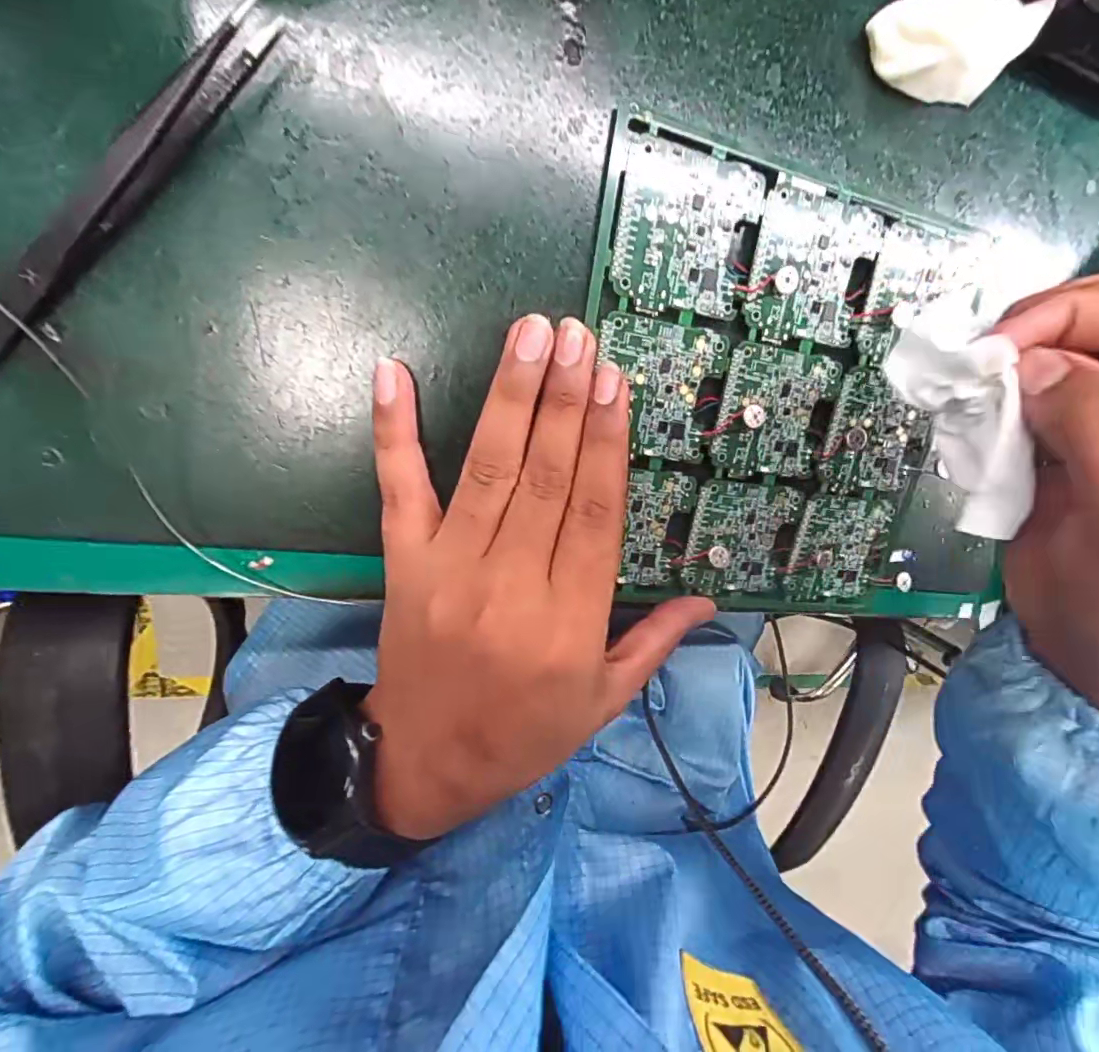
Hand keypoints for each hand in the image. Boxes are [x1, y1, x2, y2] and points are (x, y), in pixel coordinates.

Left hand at [362, 315, 715, 837]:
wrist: (425, 763)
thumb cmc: (522, 735)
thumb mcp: (601, 703)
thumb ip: (652, 644)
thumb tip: (706, 598)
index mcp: (569, 622)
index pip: (596, 514)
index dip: (607, 443)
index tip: (614, 381)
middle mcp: (511, 585)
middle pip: (547, 479)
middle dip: (565, 401)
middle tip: (577, 335)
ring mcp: (450, 569)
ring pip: (488, 471)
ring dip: (510, 397)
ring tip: (530, 336)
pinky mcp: (403, 563)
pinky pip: (398, 489)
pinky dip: (393, 430)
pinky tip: (392, 374)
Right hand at [995, 272, 1098, 732]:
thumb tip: (1027, 363)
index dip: (1094, 309)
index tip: (1002, 341)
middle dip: (1051, 342)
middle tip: (978, 369)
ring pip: (1086, 359)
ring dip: (1022, 377)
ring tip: (977, 403)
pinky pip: (1054, 399)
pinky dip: (1010, 408)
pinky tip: (987, 428)